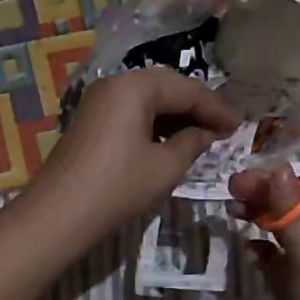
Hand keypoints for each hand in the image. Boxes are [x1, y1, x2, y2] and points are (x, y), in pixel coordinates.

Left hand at [25, 69, 242, 238]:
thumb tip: (205, 133)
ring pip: (146, 101)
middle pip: (166, 89)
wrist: (58, 215)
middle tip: (223, 129)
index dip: (217, 109)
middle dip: (196, 108)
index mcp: (135, 85)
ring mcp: (97, 103)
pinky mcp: (89, 123)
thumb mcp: (164, 167)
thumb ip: (192, 143)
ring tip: (201, 138)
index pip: (188, 89)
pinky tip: (169, 143)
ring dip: (174, 117)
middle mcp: (114, 84)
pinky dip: (152, 126)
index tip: (241, 126)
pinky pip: (129, 114)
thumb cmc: (117, 187)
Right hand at [229, 165, 299, 299]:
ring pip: (283, 236)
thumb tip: (279, 168)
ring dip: (260, 222)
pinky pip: (277, 262)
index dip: (272, 186)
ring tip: (231, 212)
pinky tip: (246, 249)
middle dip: (264, 201)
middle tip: (229, 193)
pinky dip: (262, 252)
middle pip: (294, 214)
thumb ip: (292, 215)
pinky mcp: (297, 289)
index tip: (236, 180)